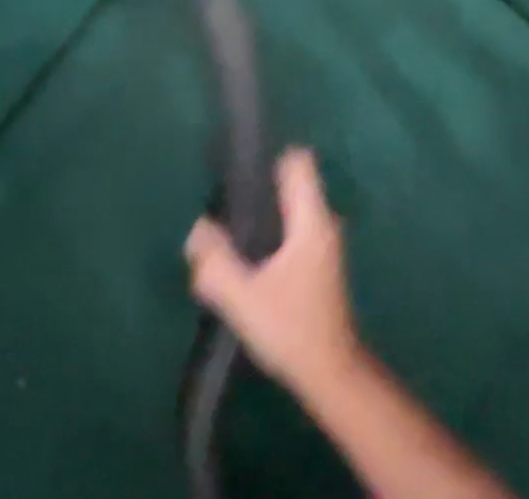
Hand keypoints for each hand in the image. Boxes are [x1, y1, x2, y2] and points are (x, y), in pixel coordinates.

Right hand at [184, 149, 361, 389]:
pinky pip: (291, 228)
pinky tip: (246, 254)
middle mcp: (323, 224)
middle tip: (221, 198)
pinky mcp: (319, 262)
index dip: (269, 155)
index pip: (298, 163)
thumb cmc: (291, 330)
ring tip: (227, 226)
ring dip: (262, 211)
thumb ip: (215, 263)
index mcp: (311, 222)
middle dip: (257, 186)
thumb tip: (197, 230)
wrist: (331, 373)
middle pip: (290, 183)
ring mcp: (324, 243)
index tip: (237, 163)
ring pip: (290, 208)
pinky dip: (270, 231)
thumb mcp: (243, 298)